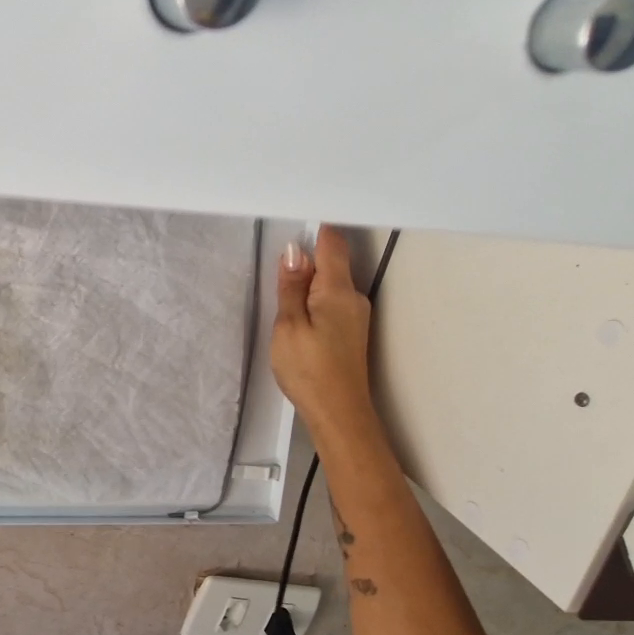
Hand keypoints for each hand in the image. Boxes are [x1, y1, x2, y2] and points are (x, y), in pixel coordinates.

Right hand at [270, 227, 384, 448]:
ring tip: (282, 292)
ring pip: (331, 284)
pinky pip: (332, 301)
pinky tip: (297, 315)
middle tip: (277, 265)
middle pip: (332, 264)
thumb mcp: (288, 325)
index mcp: (338, 291)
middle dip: (307, 260)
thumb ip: (291, 288)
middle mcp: (354, 298)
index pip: (332, 246)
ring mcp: (356, 315)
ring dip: (308, 282)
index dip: (316, 232)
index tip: (296, 223)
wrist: (338, 411)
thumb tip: (294, 252)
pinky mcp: (351, 331)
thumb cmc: (308, 368)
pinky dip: (314, 299)